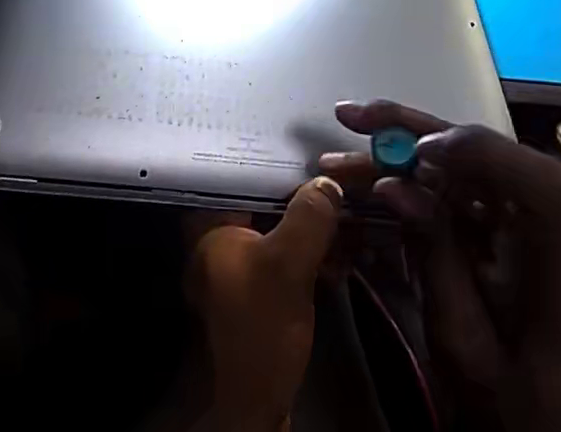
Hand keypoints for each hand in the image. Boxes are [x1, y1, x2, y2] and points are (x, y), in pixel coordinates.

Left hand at [183, 176, 343, 430]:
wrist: (247, 406)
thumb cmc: (256, 328)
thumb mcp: (285, 267)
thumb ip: (306, 220)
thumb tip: (328, 182)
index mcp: (208, 220)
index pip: (241, 173)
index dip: (278, 164)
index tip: (312, 155)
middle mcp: (215, 236)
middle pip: (262, 201)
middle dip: (304, 199)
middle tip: (342, 189)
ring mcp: (235, 265)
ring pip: (277, 232)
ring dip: (313, 229)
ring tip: (352, 223)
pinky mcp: (256, 292)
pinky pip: (284, 259)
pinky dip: (310, 256)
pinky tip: (342, 257)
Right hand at [322, 101, 560, 431]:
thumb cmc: (520, 407)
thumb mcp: (466, 341)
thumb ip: (435, 257)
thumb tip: (394, 187)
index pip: (537, 181)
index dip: (477, 152)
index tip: (417, 151)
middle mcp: (552, 230)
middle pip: (487, 157)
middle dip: (414, 131)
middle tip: (352, 116)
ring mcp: (528, 230)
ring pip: (461, 171)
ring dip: (399, 158)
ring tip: (340, 156)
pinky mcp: (505, 237)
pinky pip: (455, 197)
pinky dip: (410, 185)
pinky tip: (370, 181)